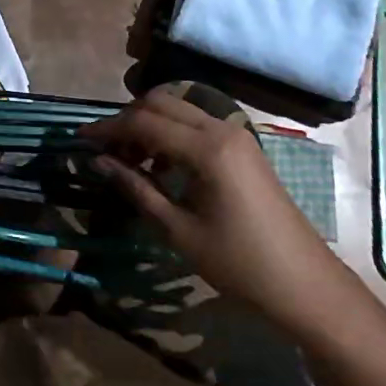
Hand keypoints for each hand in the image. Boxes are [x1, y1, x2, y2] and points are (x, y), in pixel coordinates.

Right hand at [82, 89, 338, 331]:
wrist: (304, 284)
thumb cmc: (239, 264)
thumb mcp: (179, 230)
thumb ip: (136, 188)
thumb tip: (99, 161)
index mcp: (207, 148)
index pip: (144, 121)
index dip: (108, 127)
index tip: (80, 138)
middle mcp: (222, 128)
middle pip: (161, 101)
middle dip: (127, 119)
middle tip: (106, 150)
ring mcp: (236, 133)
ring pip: (180, 108)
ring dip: (150, 123)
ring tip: (131, 160)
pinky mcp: (243, 145)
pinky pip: (197, 122)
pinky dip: (172, 131)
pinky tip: (162, 164)